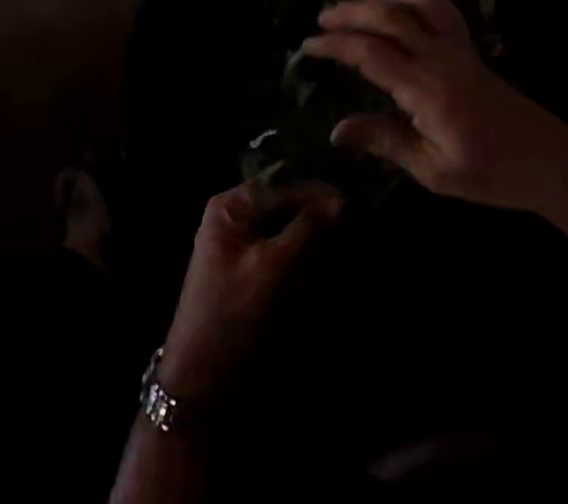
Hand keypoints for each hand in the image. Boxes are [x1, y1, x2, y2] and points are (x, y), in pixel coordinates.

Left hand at [160, 181, 341, 401]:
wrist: (204, 385)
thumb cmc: (233, 319)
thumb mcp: (274, 268)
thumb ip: (307, 228)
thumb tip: (342, 199)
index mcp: (232, 205)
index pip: (286, 182)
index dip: (323, 191)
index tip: (362, 199)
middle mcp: (237, 216)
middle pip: (289, 202)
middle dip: (323, 211)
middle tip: (363, 219)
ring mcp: (245, 244)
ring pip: (292, 226)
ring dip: (321, 233)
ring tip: (358, 237)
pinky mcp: (257, 271)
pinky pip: (289, 250)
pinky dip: (311, 253)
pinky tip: (337, 259)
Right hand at [302, 0, 567, 212]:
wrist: (549, 162)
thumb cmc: (489, 173)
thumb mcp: (432, 170)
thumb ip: (384, 142)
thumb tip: (336, 130)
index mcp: (427, 90)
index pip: (370, 54)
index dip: (335, 45)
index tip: (308, 46)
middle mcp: (441, 59)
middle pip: (390, 19)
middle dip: (351, 14)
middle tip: (322, 18)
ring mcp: (459, 49)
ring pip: (419, 5)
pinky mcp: (471, 49)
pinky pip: (443, 10)